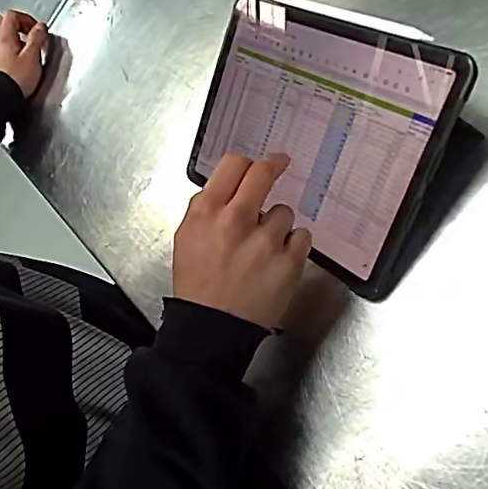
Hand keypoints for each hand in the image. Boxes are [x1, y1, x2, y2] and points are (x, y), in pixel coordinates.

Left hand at [0, 9, 48, 99]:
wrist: (4, 96)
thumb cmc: (17, 77)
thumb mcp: (33, 55)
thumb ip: (37, 38)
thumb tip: (41, 27)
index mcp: (5, 36)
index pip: (13, 15)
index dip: (27, 19)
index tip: (37, 29)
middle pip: (6, 22)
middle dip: (21, 25)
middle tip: (33, 34)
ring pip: (5, 35)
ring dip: (18, 37)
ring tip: (30, 48)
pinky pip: (5, 47)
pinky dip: (15, 48)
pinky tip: (23, 59)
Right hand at [174, 153, 312, 328]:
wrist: (212, 327)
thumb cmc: (198, 287)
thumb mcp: (186, 239)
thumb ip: (206, 208)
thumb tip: (228, 186)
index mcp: (207, 212)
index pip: (234, 165)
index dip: (249, 161)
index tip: (260, 161)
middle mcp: (236, 220)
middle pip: (263, 174)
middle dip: (274, 166)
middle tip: (281, 163)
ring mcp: (265, 241)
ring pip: (283, 212)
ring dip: (277, 225)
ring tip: (263, 248)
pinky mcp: (288, 261)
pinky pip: (302, 236)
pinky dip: (293, 246)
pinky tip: (277, 260)